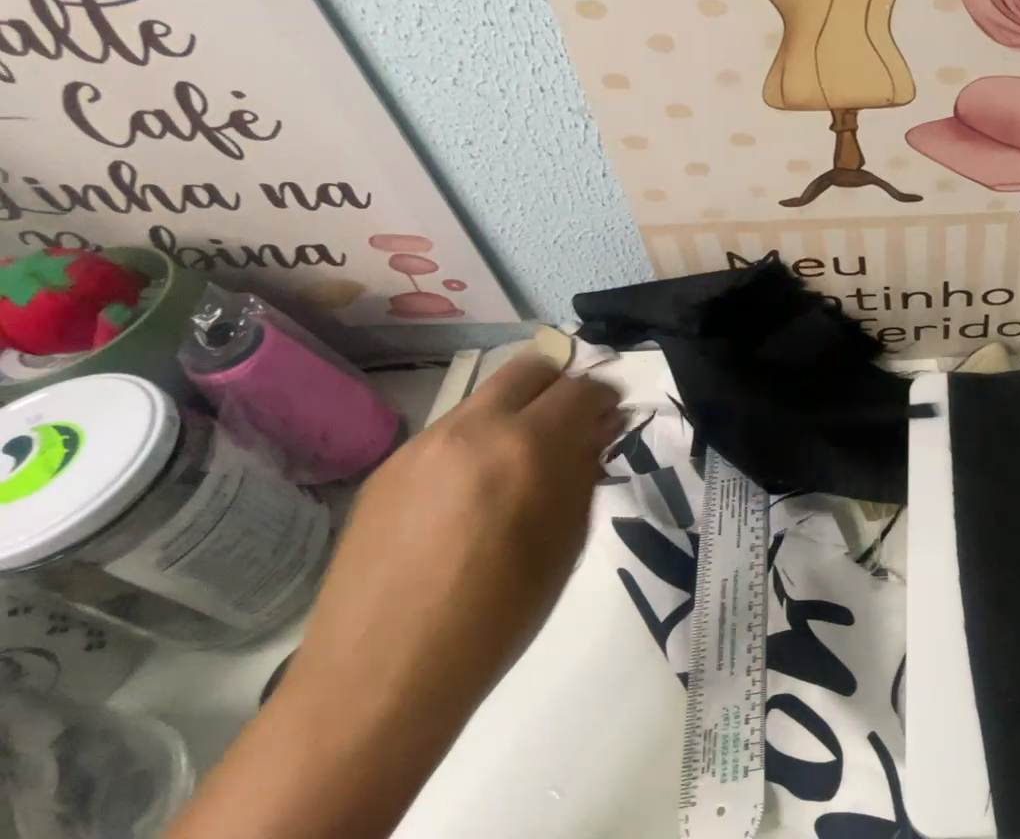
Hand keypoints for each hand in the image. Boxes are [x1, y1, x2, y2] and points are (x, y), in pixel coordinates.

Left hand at [290, 352, 623, 712]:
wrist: (384, 672)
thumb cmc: (499, 616)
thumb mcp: (564, 543)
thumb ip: (582, 474)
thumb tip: (596, 433)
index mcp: (526, 446)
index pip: (581, 388)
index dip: (606, 398)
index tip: (613, 420)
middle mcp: (471, 428)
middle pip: (528, 369)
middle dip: (561, 387)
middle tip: (574, 428)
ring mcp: (421, 445)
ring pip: (485, 399)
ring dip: (517, 415)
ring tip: (524, 468)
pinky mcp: (388, 470)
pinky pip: (448, 435)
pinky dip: (477, 445)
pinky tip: (475, 498)